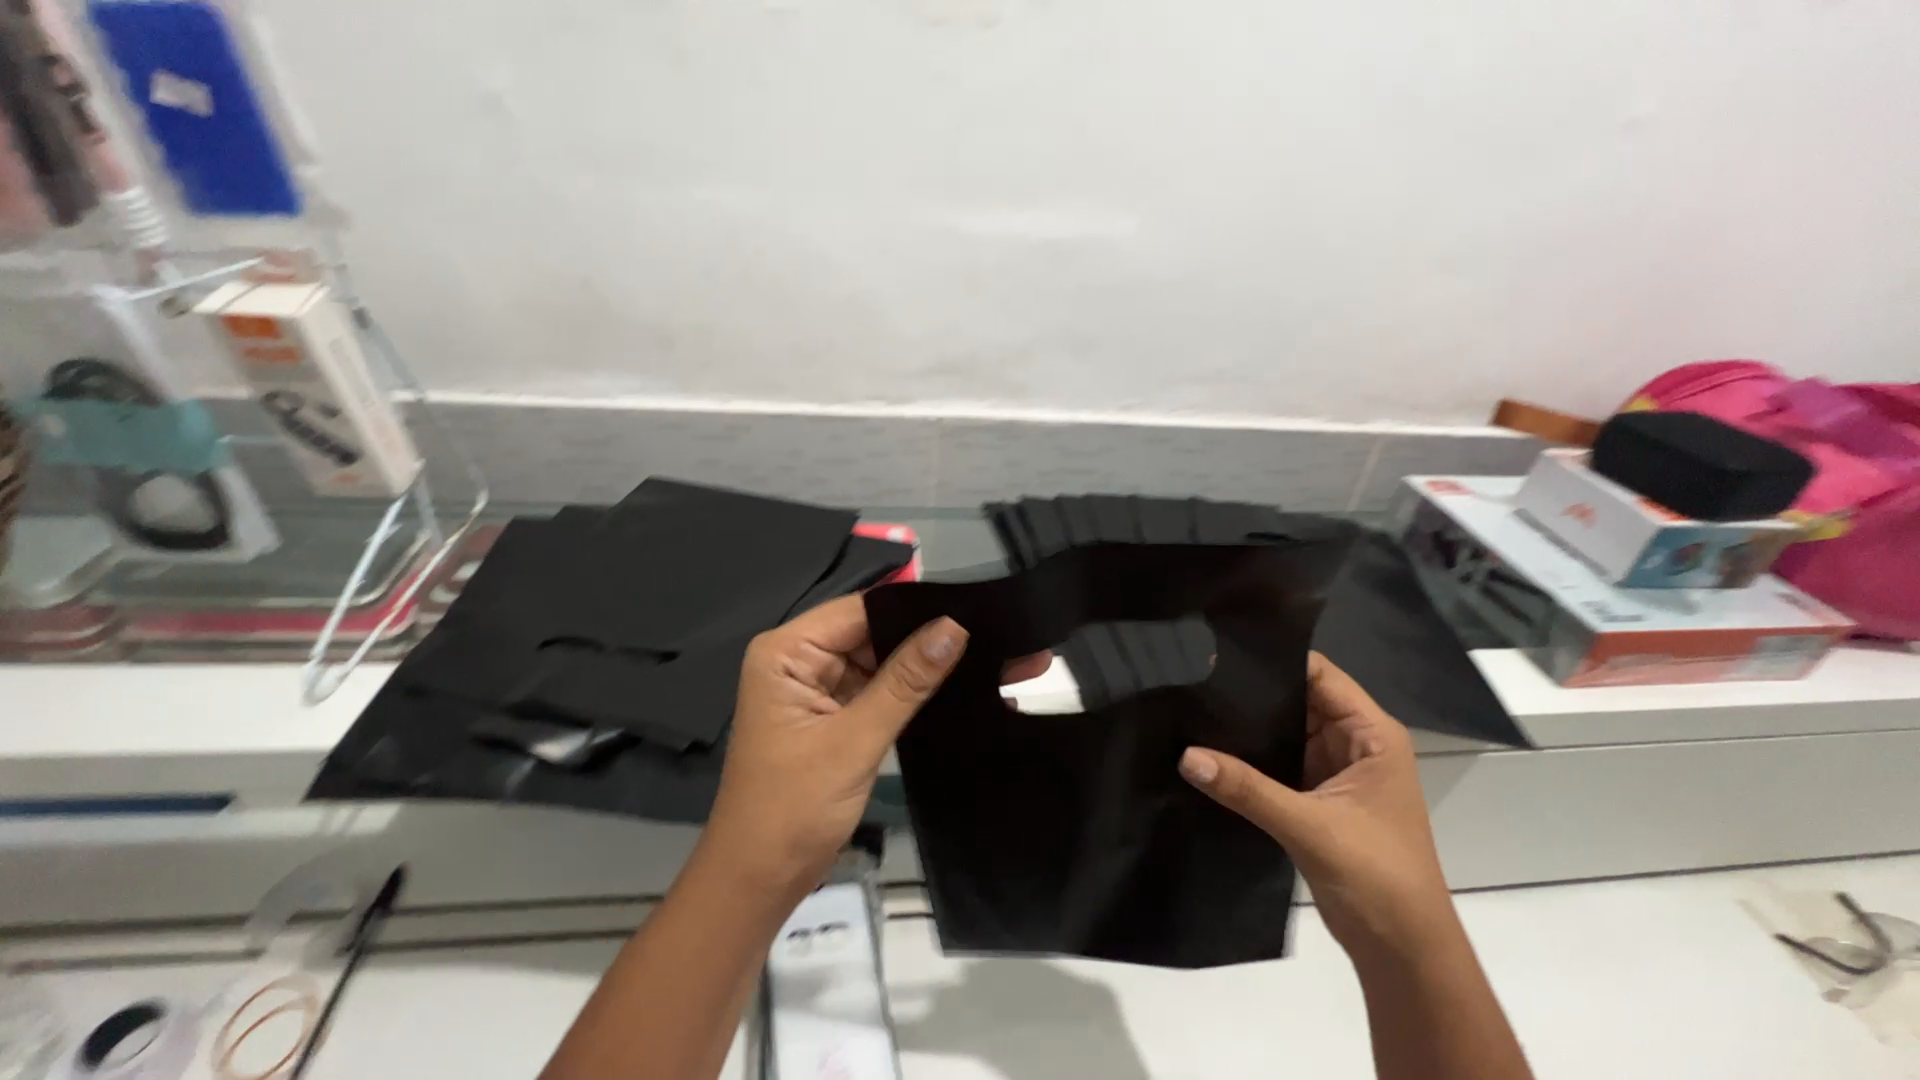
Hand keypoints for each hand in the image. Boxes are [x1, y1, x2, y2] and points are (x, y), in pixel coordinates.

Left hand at [705, 595, 1049, 896]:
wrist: (760, 880)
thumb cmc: (793, 809)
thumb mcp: (855, 740)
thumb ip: (906, 681)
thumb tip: (955, 626)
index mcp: (787, 652)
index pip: (859, 611)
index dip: (915, 608)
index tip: (977, 607)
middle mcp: (799, 660)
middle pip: (873, 633)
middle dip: (929, 637)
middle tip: (1001, 634)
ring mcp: (817, 689)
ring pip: (881, 662)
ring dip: (928, 666)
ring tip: (996, 657)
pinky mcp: (834, 717)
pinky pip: (880, 691)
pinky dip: (915, 694)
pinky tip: (964, 689)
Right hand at [1178, 652, 1452, 960]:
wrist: (1403, 951)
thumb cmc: (1377, 877)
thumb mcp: (1310, 827)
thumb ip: (1247, 789)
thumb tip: (1186, 756)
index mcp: (1372, 735)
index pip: (1321, 676)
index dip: (1276, 662)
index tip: (1221, 655)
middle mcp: (1355, 744)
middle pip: (1299, 700)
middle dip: (1253, 694)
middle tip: (1194, 681)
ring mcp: (1335, 772)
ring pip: (1285, 734)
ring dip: (1249, 729)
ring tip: (1192, 710)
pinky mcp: (1316, 799)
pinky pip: (1278, 765)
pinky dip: (1250, 760)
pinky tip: (1209, 753)